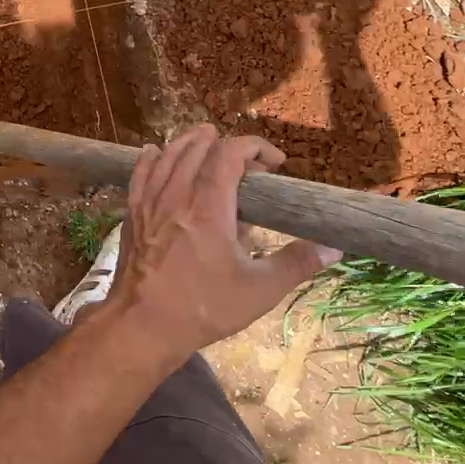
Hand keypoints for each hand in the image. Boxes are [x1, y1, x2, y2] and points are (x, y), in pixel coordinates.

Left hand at [108, 124, 340, 357]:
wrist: (144, 321)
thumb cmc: (204, 305)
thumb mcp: (260, 289)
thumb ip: (297, 263)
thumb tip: (333, 247)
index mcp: (208, 206)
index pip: (228, 154)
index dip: (254, 146)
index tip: (276, 161)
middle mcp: (175, 195)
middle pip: (196, 149)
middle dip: (225, 144)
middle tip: (249, 164)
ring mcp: (148, 202)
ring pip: (165, 156)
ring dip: (189, 144)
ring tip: (207, 142)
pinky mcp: (131, 213)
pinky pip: (139, 173)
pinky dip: (150, 158)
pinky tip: (153, 152)